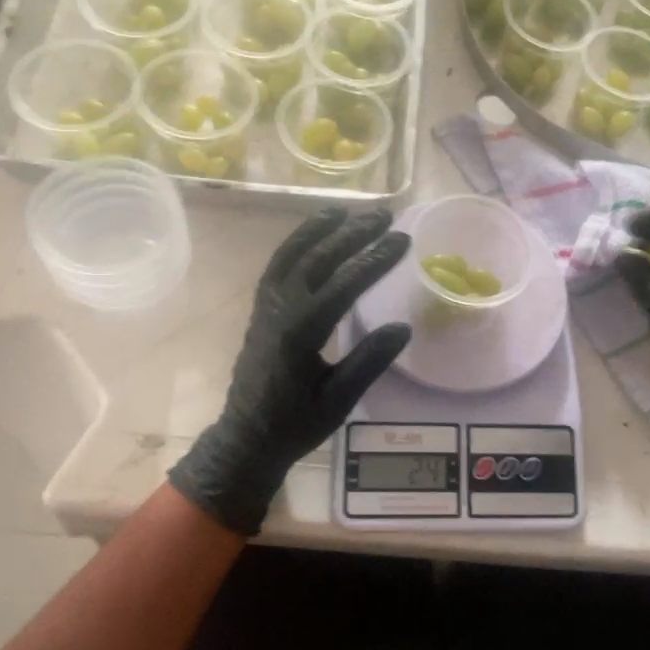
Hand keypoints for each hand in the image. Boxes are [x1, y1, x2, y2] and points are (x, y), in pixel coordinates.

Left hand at [170, 208, 411, 534]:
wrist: (247, 439)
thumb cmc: (296, 425)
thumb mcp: (338, 401)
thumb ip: (368, 363)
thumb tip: (402, 328)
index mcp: (300, 333)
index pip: (343, 284)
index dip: (374, 259)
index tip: (402, 240)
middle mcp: (280, 310)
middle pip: (317, 259)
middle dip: (352, 234)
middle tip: (384, 215)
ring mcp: (266, 307)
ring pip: (292, 255)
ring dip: (320, 230)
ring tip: (347, 210)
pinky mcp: (262, 310)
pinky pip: (278, 266)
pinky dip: (296, 243)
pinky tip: (314, 235)